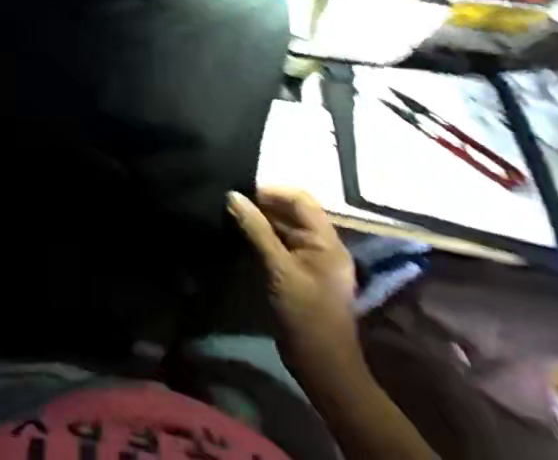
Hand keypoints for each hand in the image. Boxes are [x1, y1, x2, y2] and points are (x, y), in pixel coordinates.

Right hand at [228, 187, 358, 356]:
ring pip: (284, 230)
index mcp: (327, 242)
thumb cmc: (305, 313)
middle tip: (229, 205)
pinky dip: (262, 239)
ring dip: (260, 223)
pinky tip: (240, 240)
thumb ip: (256, 230)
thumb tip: (232, 195)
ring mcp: (312, 262)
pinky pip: (281, 247)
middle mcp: (323, 247)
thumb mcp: (278, 269)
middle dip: (262, 206)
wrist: (321, 366)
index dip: (271, 192)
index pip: (300, 200)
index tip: (240, 193)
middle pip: (292, 213)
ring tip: (229, 218)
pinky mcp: (300, 275)